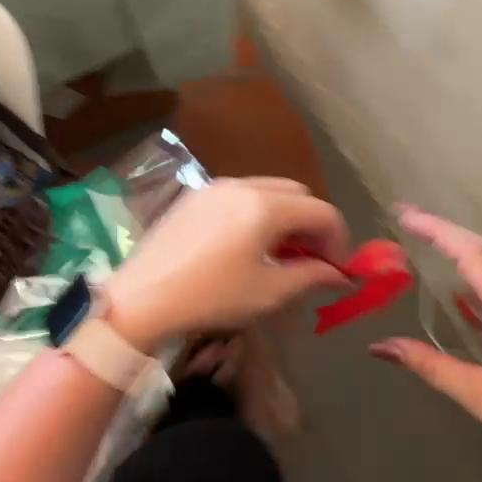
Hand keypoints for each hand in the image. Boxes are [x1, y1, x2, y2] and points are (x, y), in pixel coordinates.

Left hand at [106, 178, 350, 352]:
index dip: (338, 240)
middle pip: (295, 193)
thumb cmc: (211, 296)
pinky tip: (247, 246)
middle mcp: (240, 185)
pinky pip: (237, 196)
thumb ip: (310, 275)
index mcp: (264, 205)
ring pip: (265, 191)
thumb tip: (338, 274)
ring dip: (283, 217)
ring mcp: (211, 187)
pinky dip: (255, 213)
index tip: (337, 271)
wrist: (143, 296)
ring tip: (280, 256)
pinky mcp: (191, 198)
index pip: (321, 211)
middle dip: (311, 224)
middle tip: (311, 262)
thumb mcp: (268, 291)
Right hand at [372, 207, 481, 481]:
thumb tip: (378, 346)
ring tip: (439, 247)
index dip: (438, 230)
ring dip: (473, 249)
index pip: (474, 256)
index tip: (405, 214)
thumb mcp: (481, 397)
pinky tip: (477, 291)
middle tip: (412, 222)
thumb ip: (430, 366)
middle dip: (451, 232)